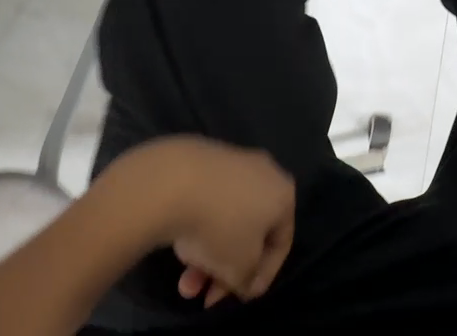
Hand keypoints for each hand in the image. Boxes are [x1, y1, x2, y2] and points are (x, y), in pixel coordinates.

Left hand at [101, 136, 295, 307]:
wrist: (173, 181)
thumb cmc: (220, 226)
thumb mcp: (240, 268)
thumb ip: (247, 279)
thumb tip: (243, 280)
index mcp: (283, 193)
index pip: (281, 243)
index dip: (261, 277)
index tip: (239, 298)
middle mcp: (264, 171)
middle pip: (250, 232)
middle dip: (227, 269)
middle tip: (205, 294)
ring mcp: (233, 161)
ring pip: (226, 218)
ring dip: (208, 254)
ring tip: (183, 280)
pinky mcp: (204, 157)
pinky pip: (209, 200)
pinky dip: (199, 226)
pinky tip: (180, 244)